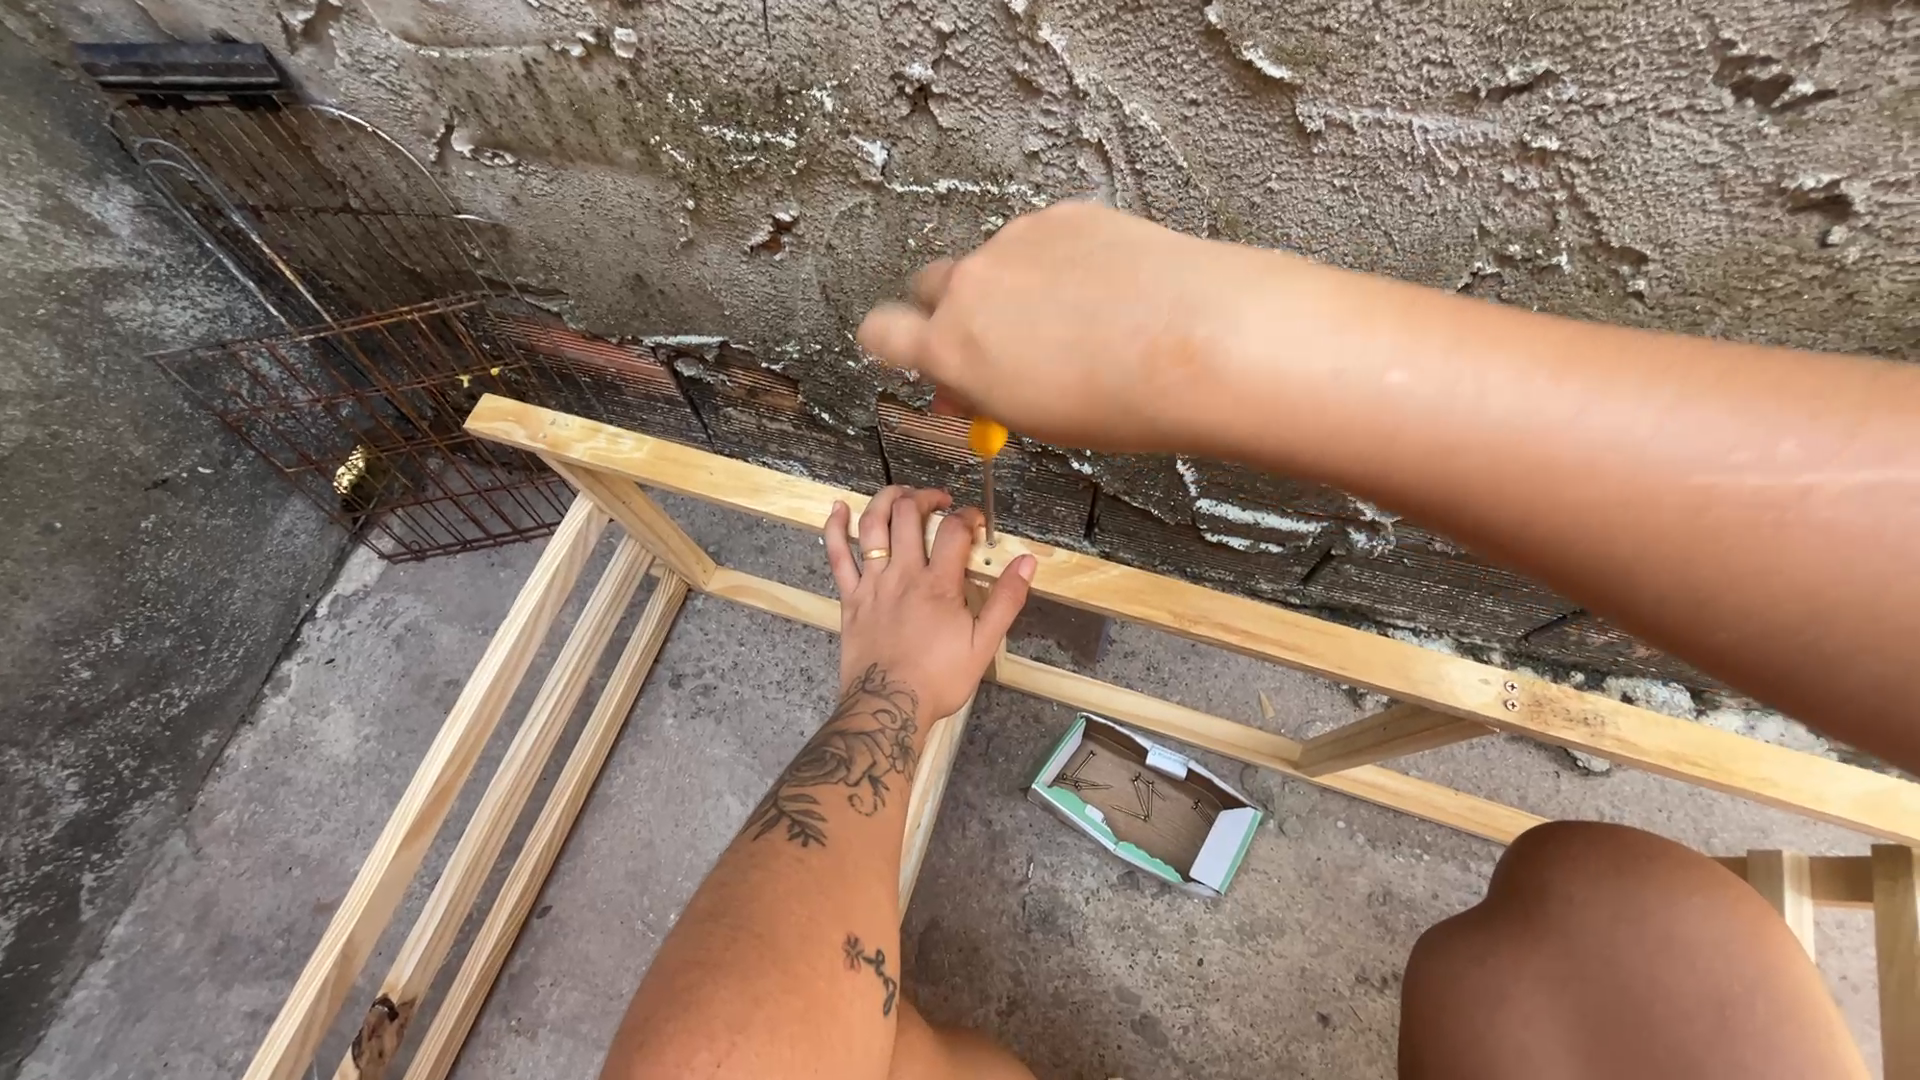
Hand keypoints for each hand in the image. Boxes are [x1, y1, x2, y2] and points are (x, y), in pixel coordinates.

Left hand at [823, 486, 1035, 718]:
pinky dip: (835, 527)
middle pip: (909, 514)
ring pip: (873, 524)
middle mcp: (903, 574)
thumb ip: (1006, 600)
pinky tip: (838, 508)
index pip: (954, 529)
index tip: (976, 520)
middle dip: (927, 497)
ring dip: (887, 499)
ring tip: (901, 493)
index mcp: (938, 584)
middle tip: (940, 502)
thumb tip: (1026, 563)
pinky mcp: (849, 598)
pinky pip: (837, 555)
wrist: (889, 706)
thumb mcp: (984, 644)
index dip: (968, 515)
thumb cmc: (939, 679)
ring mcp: (872, 583)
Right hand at [856, 201, 1269, 454]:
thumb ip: (983, 393)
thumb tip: (968, 384)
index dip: (889, 339)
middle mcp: (970, 287)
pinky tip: (1100, 290)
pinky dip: (1057, 262)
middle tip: (995, 339)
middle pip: (932, 286)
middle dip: (952, 310)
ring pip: (993, 262)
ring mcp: (1014, 243)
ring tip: (1071, 319)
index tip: (903, 345)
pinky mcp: (1061, 216)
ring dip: (1011, 286)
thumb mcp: (1031, 420)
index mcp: (951, 347)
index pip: (882, 333)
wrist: (1192, 342)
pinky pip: (1041, 240)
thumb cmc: (1117, 402)